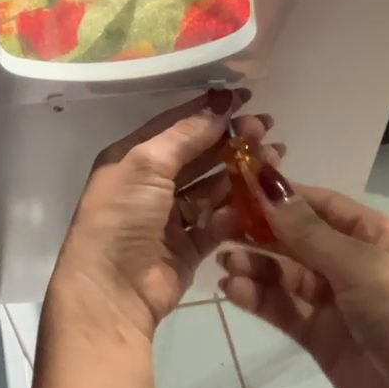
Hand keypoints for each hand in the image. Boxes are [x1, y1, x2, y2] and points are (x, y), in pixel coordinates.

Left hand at [47, 89, 274, 338]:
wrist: (112, 289)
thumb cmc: (122, 215)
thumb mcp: (146, 164)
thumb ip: (185, 135)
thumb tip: (219, 105)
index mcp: (131, 156)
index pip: (174, 124)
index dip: (208, 110)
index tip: (245, 98)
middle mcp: (149, 182)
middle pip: (197, 153)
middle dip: (231, 140)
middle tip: (267, 128)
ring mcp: (169, 215)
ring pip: (212, 185)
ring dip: (240, 171)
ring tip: (276, 157)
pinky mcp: (189, 246)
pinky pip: (218, 221)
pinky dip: (237, 210)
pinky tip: (261, 197)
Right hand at [218, 172, 388, 387]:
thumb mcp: (364, 268)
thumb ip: (307, 230)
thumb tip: (265, 180)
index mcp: (379, 236)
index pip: (318, 203)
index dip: (277, 193)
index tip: (231, 182)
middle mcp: (357, 264)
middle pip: (296, 236)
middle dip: (258, 227)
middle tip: (215, 222)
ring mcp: (340, 304)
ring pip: (285, 272)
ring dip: (253, 263)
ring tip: (223, 261)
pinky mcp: (325, 341)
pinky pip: (285, 309)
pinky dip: (257, 297)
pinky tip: (233, 290)